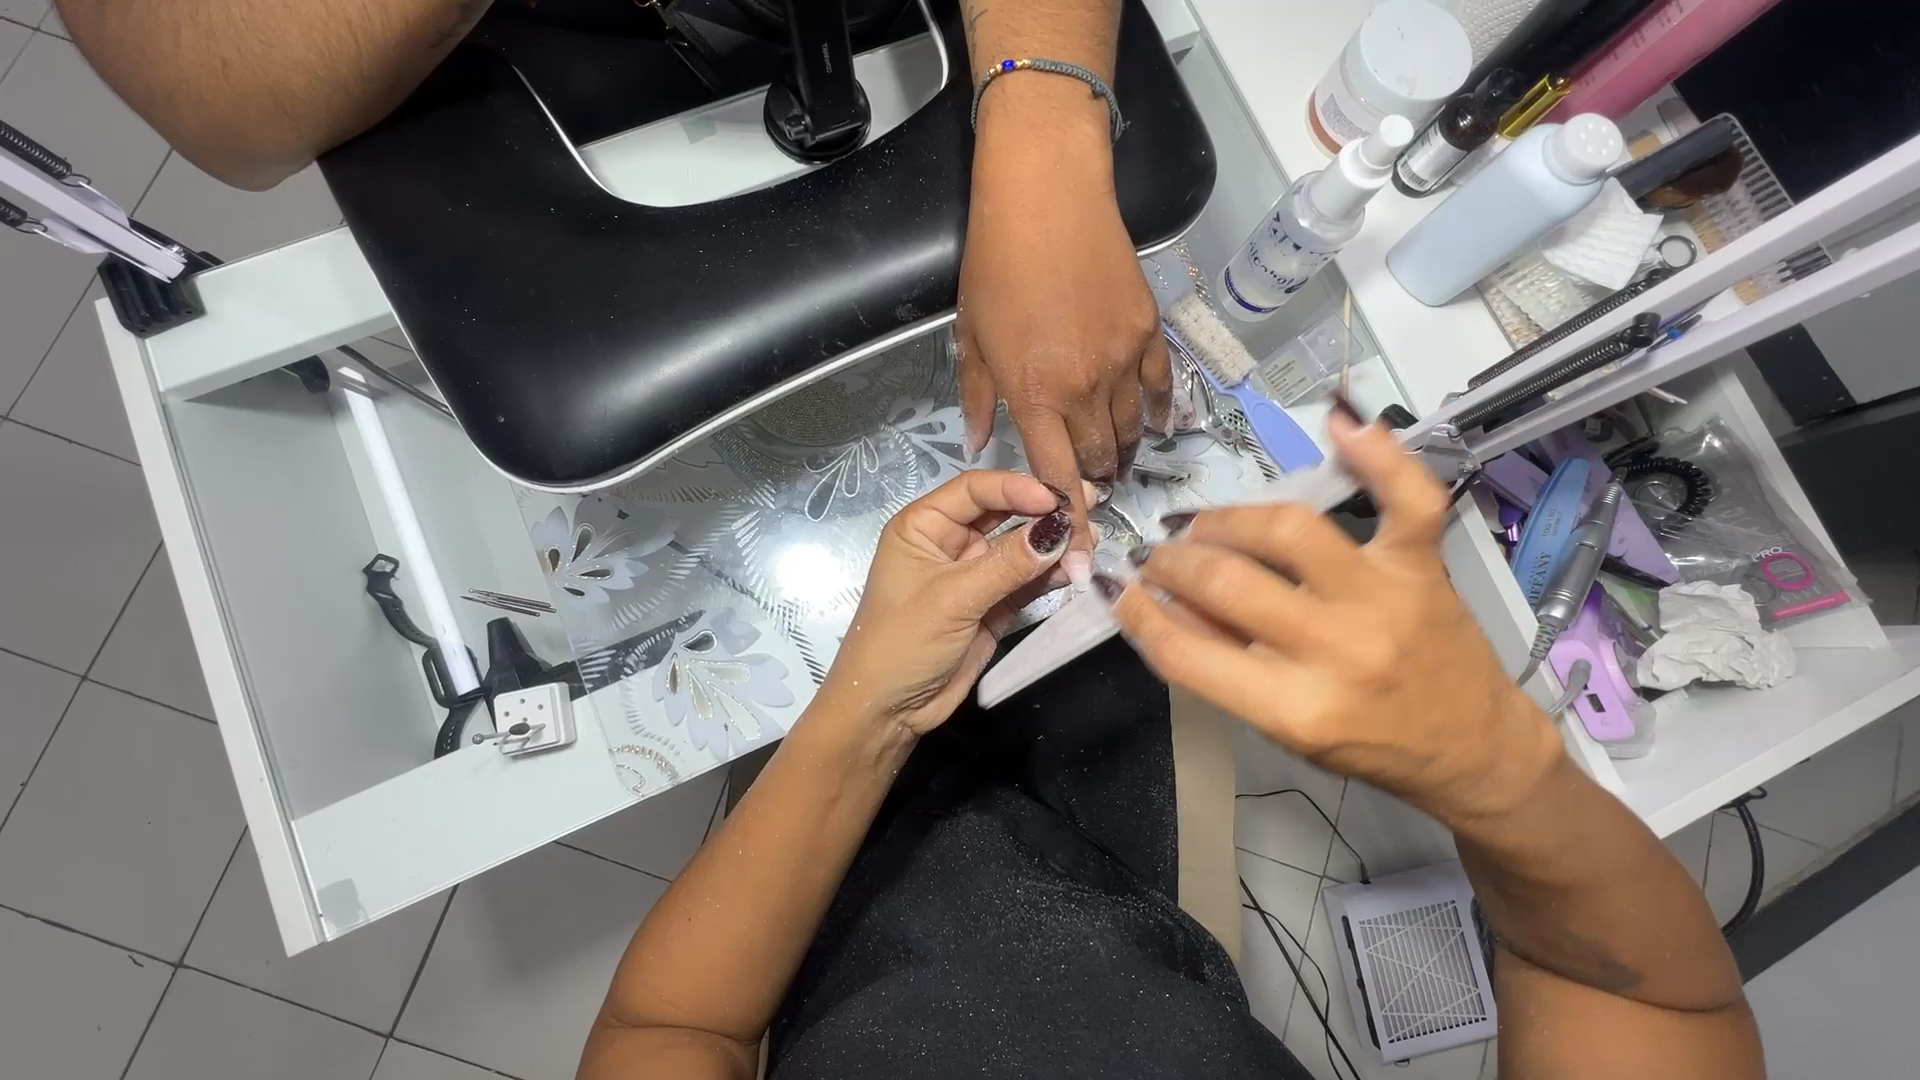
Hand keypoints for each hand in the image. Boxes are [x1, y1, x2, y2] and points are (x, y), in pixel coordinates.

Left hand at [819, 471, 1076, 735]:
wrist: (889, 711)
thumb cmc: (902, 643)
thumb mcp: (952, 599)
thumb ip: (1007, 564)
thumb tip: (1059, 529)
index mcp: (923, 526)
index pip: (975, 489)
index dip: (1016, 487)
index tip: (1056, 498)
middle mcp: (950, 541)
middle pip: (1005, 512)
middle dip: (1045, 513)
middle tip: (1090, 512)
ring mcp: (975, 573)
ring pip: (1022, 546)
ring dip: (1055, 544)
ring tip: (1091, 545)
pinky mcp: (994, 603)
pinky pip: (1028, 579)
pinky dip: (1052, 574)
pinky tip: (1077, 569)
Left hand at [957, 77, 1170, 584]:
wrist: (1047, 194)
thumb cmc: (994, 264)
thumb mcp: (971, 337)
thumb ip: (980, 399)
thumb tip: (981, 446)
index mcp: (1035, 394)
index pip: (1056, 478)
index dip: (1069, 520)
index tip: (1078, 551)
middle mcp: (1085, 388)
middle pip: (1098, 460)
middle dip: (1091, 483)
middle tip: (1086, 489)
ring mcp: (1124, 360)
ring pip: (1130, 431)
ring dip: (1120, 454)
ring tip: (1114, 464)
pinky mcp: (1150, 332)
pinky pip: (1161, 388)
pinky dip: (1157, 413)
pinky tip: (1155, 426)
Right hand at [1105, 413, 1562, 826]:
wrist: (1475, 751)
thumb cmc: (1368, 746)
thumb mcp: (1279, 730)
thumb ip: (1221, 666)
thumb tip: (1161, 604)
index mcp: (1297, 709)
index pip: (1186, 653)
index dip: (1139, 615)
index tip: (1121, 591)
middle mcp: (1339, 649)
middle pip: (1227, 582)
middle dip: (1172, 563)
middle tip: (1158, 558)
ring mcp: (1386, 598)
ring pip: (1288, 530)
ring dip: (1226, 520)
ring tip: (1202, 526)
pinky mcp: (1424, 567)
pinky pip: (1407, 500)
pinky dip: (1378, 456)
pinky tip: (1340, 424)